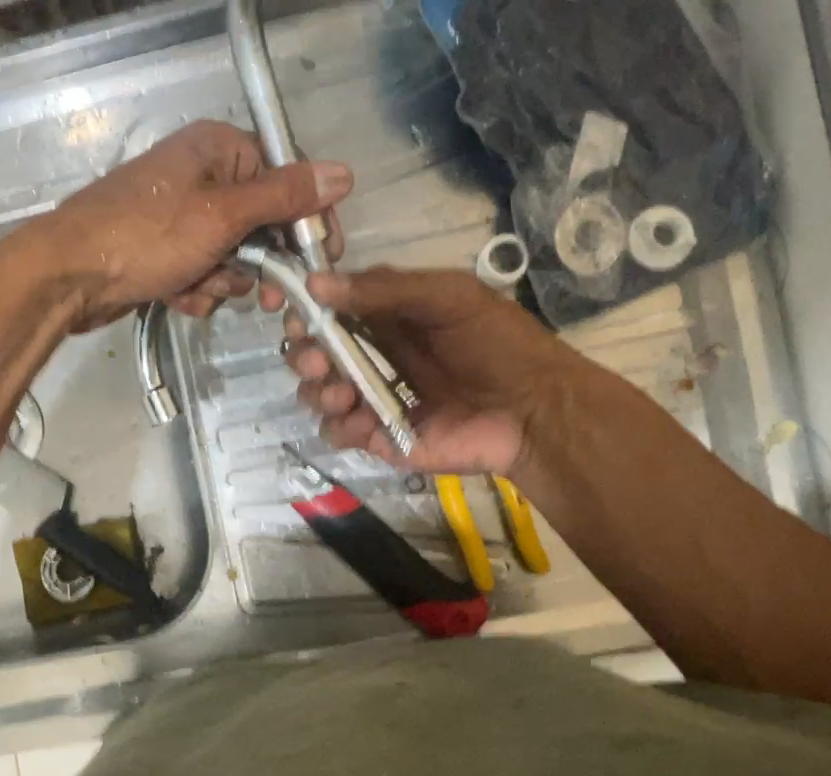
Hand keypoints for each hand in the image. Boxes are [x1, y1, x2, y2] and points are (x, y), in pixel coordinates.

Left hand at [17, 120, 350, 328]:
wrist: (70, 276)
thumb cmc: (147, 236)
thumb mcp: (224, 214)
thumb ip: (284, 197)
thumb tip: (343, 174)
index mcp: (218, 150)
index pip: (286, 179)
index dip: (307, 222)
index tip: (322, 260)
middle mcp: (202, 177)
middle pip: (261, 224)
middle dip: (260, 264)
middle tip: (270, 299)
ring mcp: (181, 217)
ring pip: (233, 257)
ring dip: (222, 282)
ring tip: (198, 286)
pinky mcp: (164, 253)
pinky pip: (202, 274)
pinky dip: (196, 290)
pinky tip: (175, 295)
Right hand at [281, 268, 594, 476]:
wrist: (533, 412)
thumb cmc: (498, 346)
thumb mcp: (449, 299)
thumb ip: (384, 290)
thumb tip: (317, 283)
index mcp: (387, 317)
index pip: (329, 310)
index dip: (306, 312)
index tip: (296, 316)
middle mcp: (373, 356)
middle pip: (314, 354)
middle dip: (304, 356)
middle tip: (318, 362)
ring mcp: (373, 398)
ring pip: (317, 395)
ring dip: (318, 392)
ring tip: (344, 394)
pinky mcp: (378, 438)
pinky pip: (337, 433)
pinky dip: (340, 427)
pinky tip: (363, 422)